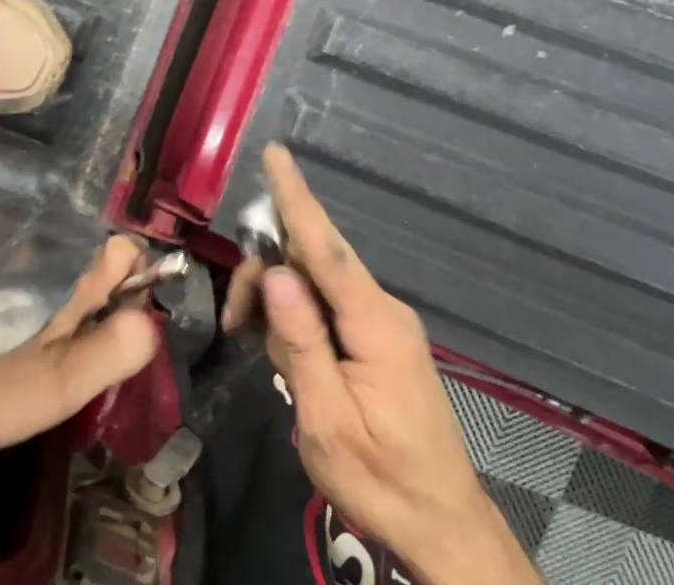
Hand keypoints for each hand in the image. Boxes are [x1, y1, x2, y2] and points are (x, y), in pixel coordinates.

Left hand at [0, 236, 160, 455]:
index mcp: (69, 279)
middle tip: (76, 353)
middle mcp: (43, 258)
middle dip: (103, 300)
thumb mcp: (53, 387)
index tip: (120, 327)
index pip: (126, 251)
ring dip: (65, 301)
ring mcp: (8, 264)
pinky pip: (25, 276)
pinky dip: (30, 299)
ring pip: (59, 268)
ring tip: (39, 351)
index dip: (135, 283)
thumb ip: (109, 353)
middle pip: (94, 260)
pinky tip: (8, 339)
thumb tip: (149, 322)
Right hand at [223, 145, 527, 583]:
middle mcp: (382, 310)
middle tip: (234, 328)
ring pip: (315, 285)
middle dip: (265, 277)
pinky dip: (295, 320)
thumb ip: (301, 344)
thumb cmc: (380, 479)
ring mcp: (383, 324)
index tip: (276, 153)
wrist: (439, 520)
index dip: (297, 198)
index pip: (327, 248)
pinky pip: (327, 309)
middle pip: (312, 263)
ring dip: (276, 304)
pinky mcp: (378, 340)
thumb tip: (276, 275)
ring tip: (257, 350)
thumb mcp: (327, 419)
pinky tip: (284, 353)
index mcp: (375, 325)